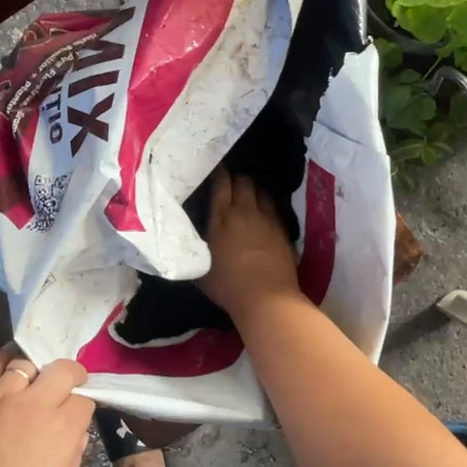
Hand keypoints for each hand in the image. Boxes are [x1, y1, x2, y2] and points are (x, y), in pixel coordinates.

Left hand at [0, 350, 94, 466]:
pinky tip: (9, 361)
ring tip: (38, 379)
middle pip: (61, 370)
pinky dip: (2, 359)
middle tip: (70, 387)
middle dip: (72, 375)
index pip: (84, 401)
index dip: (85, 407)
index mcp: (61, 429)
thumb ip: (72, 459)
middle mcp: (33, 404)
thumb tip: (75, 436)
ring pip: (26, 364)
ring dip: (38, 369)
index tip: (81, 417)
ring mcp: (0, 398)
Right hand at [201, 169, 302, 321]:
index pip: (220, 184)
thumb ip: (193, 251)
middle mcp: (245, 212)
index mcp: (221, 218)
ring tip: (250, 191)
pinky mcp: (284, 230)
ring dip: (255, 188)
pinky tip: (266, 210)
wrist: (267, 299)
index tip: (214, 167)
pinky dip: (269, 204)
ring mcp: (267, 219)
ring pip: (262, 191)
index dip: (218, 172)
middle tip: (231, 179)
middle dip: (237, 176)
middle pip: (243, 181)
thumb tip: (182, 244)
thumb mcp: (200, 270)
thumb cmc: (228, 287)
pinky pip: (275, 208)